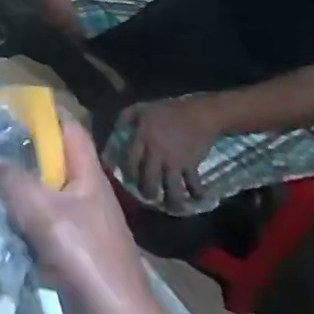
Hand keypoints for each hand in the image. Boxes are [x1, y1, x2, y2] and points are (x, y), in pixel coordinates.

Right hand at [0, 116, 150, 307]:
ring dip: (16, 193)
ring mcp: (79, 223)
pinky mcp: (70, 251)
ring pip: (43, 196)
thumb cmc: (85, 256)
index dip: (42, 114)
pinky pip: (40, 227)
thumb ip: (13, 182)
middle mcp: (84, 192)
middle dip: (20, 155)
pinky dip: (21, 227)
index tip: (9, 110)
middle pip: (51, 161)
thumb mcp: (44, 212)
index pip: (68, 127)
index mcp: (87, 173)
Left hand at [119, 96, 221, 210]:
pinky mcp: (192, 166)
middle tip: (149, 196)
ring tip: (172, 205)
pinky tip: (196, 199)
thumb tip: (115, 132)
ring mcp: (175, 161)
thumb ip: (126, 118)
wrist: (199, 113)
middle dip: (148, 193)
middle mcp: (157, 153)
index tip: (127, 179)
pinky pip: (194, 185)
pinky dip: (197, 194)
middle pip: (149, 180)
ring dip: (172, 201)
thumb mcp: (142, 108)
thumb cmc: (168, 111)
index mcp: (143, 138)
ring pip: (172, 189)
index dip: (126, 173)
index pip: (130, 161)